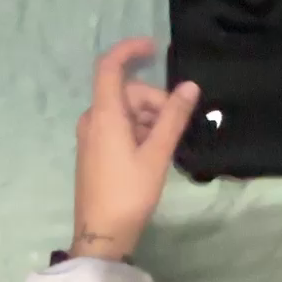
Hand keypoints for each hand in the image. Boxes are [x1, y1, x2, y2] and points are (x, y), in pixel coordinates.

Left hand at [70, 38, 199, 259]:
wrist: (102, 234)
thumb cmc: (130, 193)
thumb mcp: (157, 155)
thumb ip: (173, 118)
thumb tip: (190, 87)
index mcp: (104, 114)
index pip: (111, 66)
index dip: (132, 50)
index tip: (156, 48)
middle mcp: (92, 119)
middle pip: (126, 93)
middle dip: (154, 101)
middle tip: (178, 126)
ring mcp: (91, 137)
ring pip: (124, 113)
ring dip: (149, 119)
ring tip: (169, 146)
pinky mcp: (94, 153)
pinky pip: (118, 129)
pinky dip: (139, 132)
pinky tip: (155, 153)